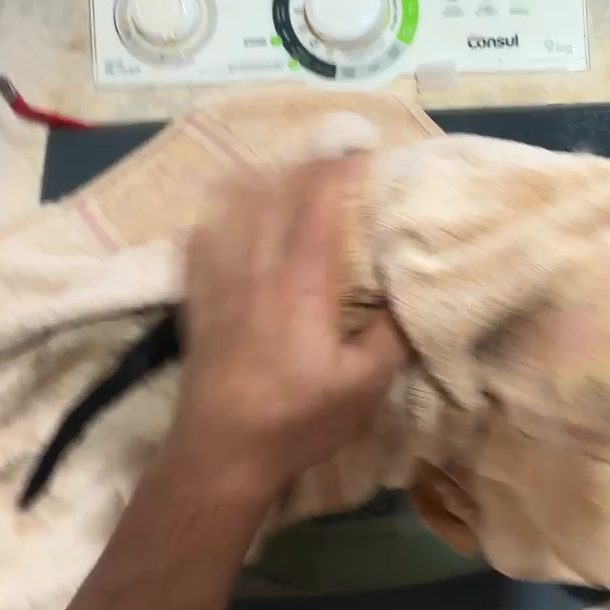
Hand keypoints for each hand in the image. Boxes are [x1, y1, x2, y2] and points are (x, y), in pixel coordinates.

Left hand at [169, 155, 405, 498]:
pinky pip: (196, 244)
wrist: (219, 457)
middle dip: (303, 166)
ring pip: (230, 210)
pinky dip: (211, 218)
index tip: (363, 151)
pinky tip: (218, 213)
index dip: (341, 170)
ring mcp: (219, 284)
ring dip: (256, 180)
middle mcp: (257, 269)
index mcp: (303, 282)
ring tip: (278, 168)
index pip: (321, 205)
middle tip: (329, 154)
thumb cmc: (298, 419)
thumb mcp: (366, 385)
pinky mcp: (197, 304)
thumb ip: (391, 334)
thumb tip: (412, 297)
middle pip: (273, 195)